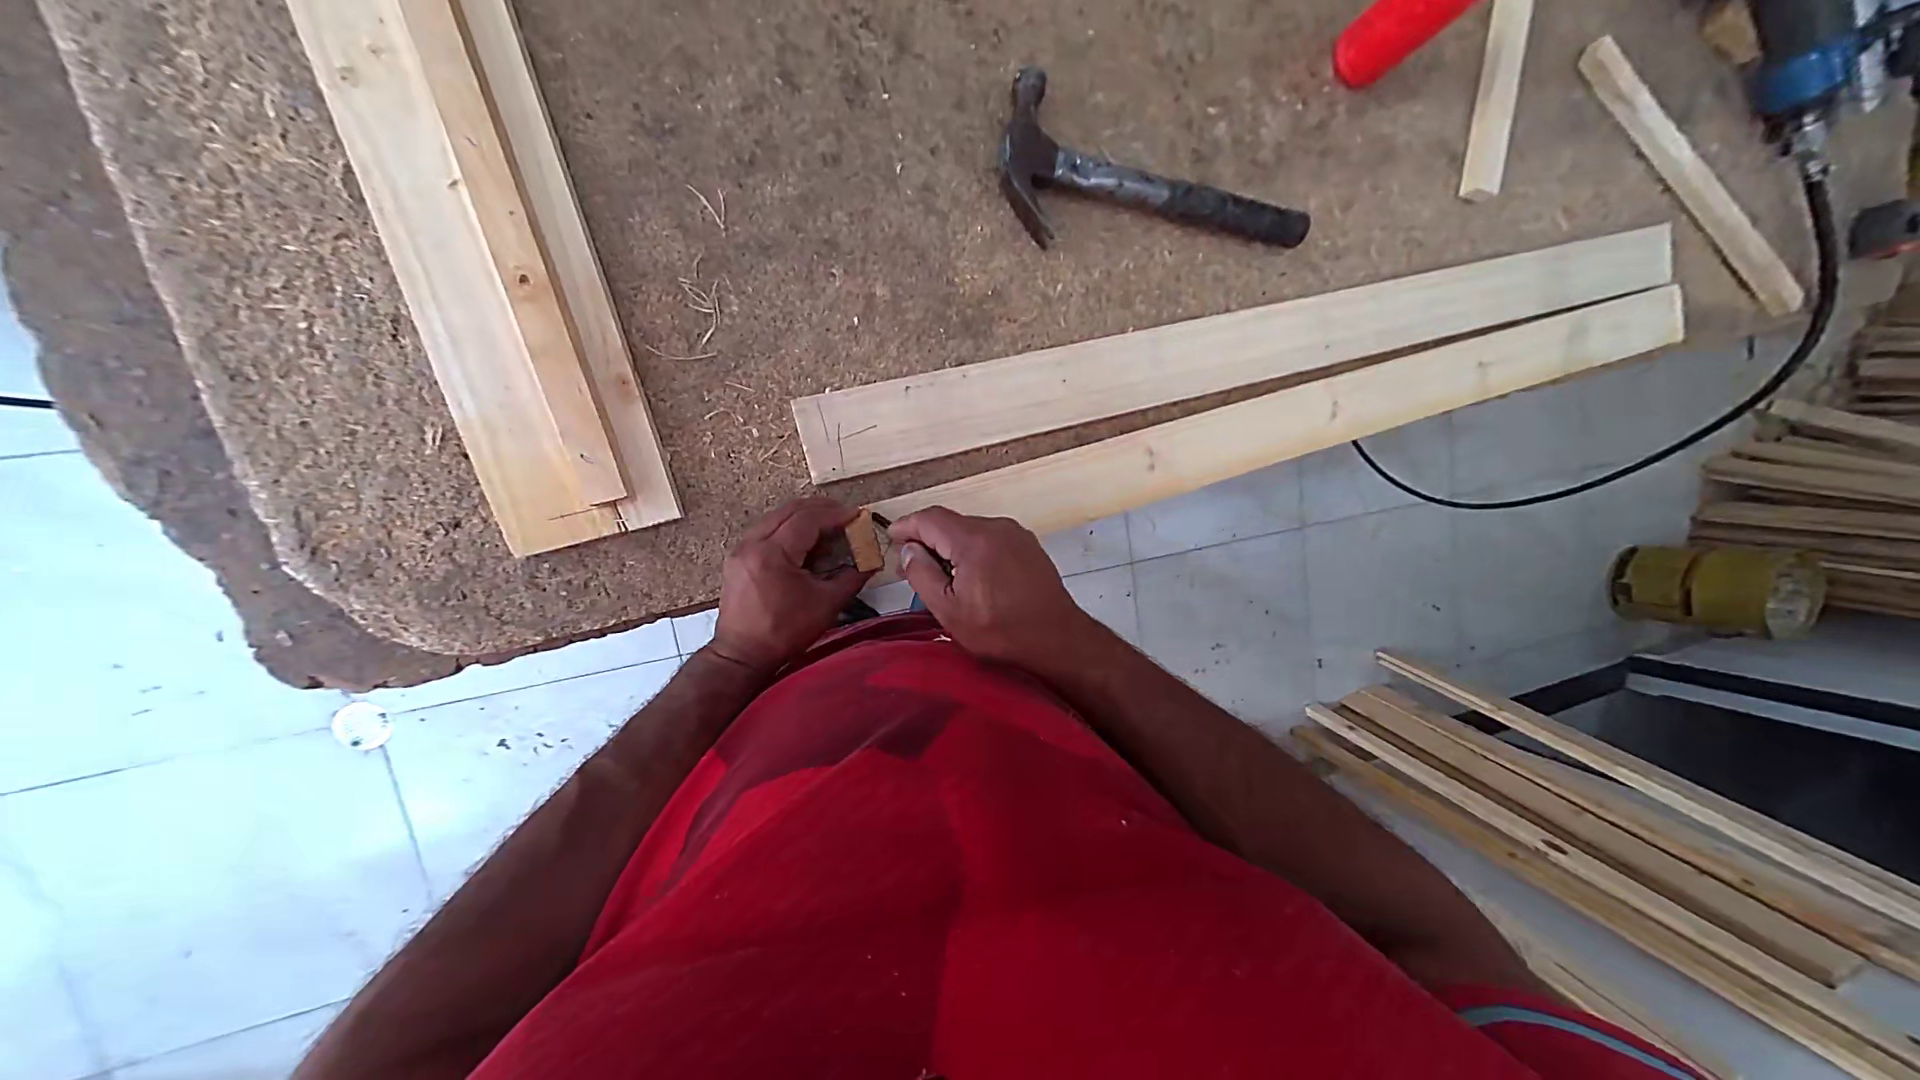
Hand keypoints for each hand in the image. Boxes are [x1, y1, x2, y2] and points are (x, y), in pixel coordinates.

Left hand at [709, 497, 873, 675]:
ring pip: (776, 517)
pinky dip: (788, 529)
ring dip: (804, 517)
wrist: (743, 655)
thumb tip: (870, 563)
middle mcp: (751, 545)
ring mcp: (741, 550)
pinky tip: (806, 542)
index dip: (835, 514)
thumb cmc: (781, 634)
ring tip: (829, 527)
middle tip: (845, 516)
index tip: (856, 516)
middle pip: (790, 510)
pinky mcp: (738, 559)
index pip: (807, 519)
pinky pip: (766, 531)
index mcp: (771, 553)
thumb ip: (851, 578)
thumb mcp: (826, 604)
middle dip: (821, 509)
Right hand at [887, 506, 1098, 668]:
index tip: (892, 537)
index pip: (930, 518)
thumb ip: (922, 575)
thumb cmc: (1002, 632)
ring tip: (940, 576)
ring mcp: (1016, 535)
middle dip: (927, 540)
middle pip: (950, 523)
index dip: (906, 525)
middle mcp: (997, 528)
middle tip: (911, 566)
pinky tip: (969, 576)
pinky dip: (972, 550)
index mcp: (974, 540)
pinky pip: (990, 539)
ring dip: (950, 546)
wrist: (1057, 639)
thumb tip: (908, 551)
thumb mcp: (949, 610)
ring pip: (970, 530)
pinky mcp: (1028, 546)